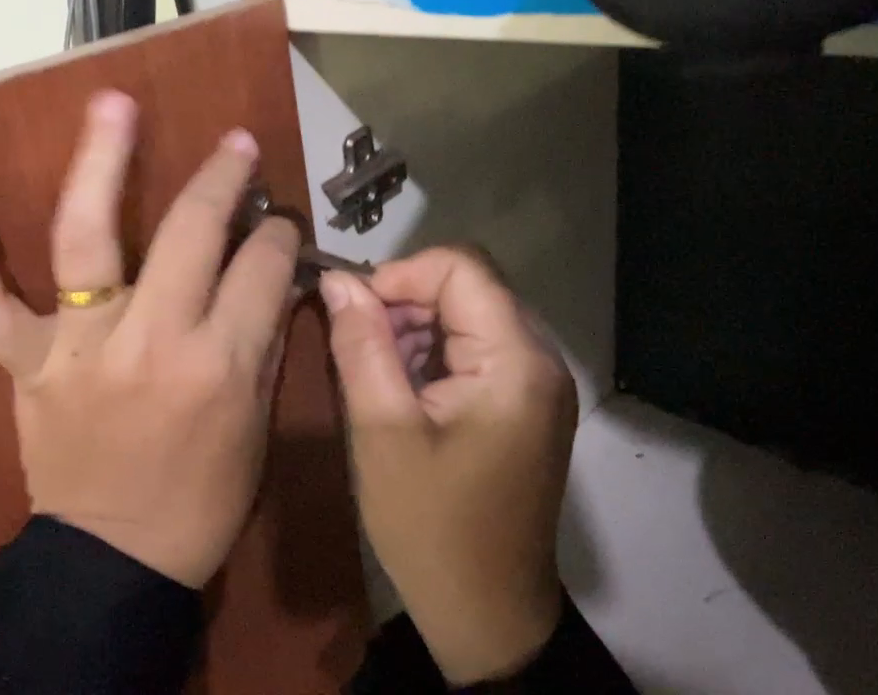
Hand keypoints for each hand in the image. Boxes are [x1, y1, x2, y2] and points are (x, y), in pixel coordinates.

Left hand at [0, 90, 300, 588]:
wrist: (114, 559)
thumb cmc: (200, 499)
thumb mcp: (254, 424)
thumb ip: (261, 339)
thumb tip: (270, 270)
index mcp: (217, 364)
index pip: (261, 268)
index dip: (278, 236)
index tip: (277, 222)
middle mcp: (149, 340)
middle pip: (189, 234)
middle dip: (220, 181)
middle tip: (235, 145)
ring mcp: (78, 347)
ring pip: (88, 239)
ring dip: (101, 164)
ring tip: (112, 105)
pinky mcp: (26, 363)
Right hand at [320, 249, 576, 684]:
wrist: (486, 611)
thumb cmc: (430, 524)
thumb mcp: (382, 430)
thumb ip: (360, 344)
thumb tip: (337, 279)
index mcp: (515, 362)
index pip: (461, 267)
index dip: (400, 275)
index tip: (354, 314)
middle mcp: (539, 359)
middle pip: (468, 286)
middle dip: (404, 300)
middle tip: (357, 343)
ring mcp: (537, 382)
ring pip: (468, 312)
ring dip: (415, 326)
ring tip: (374, 370)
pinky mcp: (525, 401)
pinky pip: (476, 347)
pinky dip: (433, 351)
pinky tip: (401, 389)